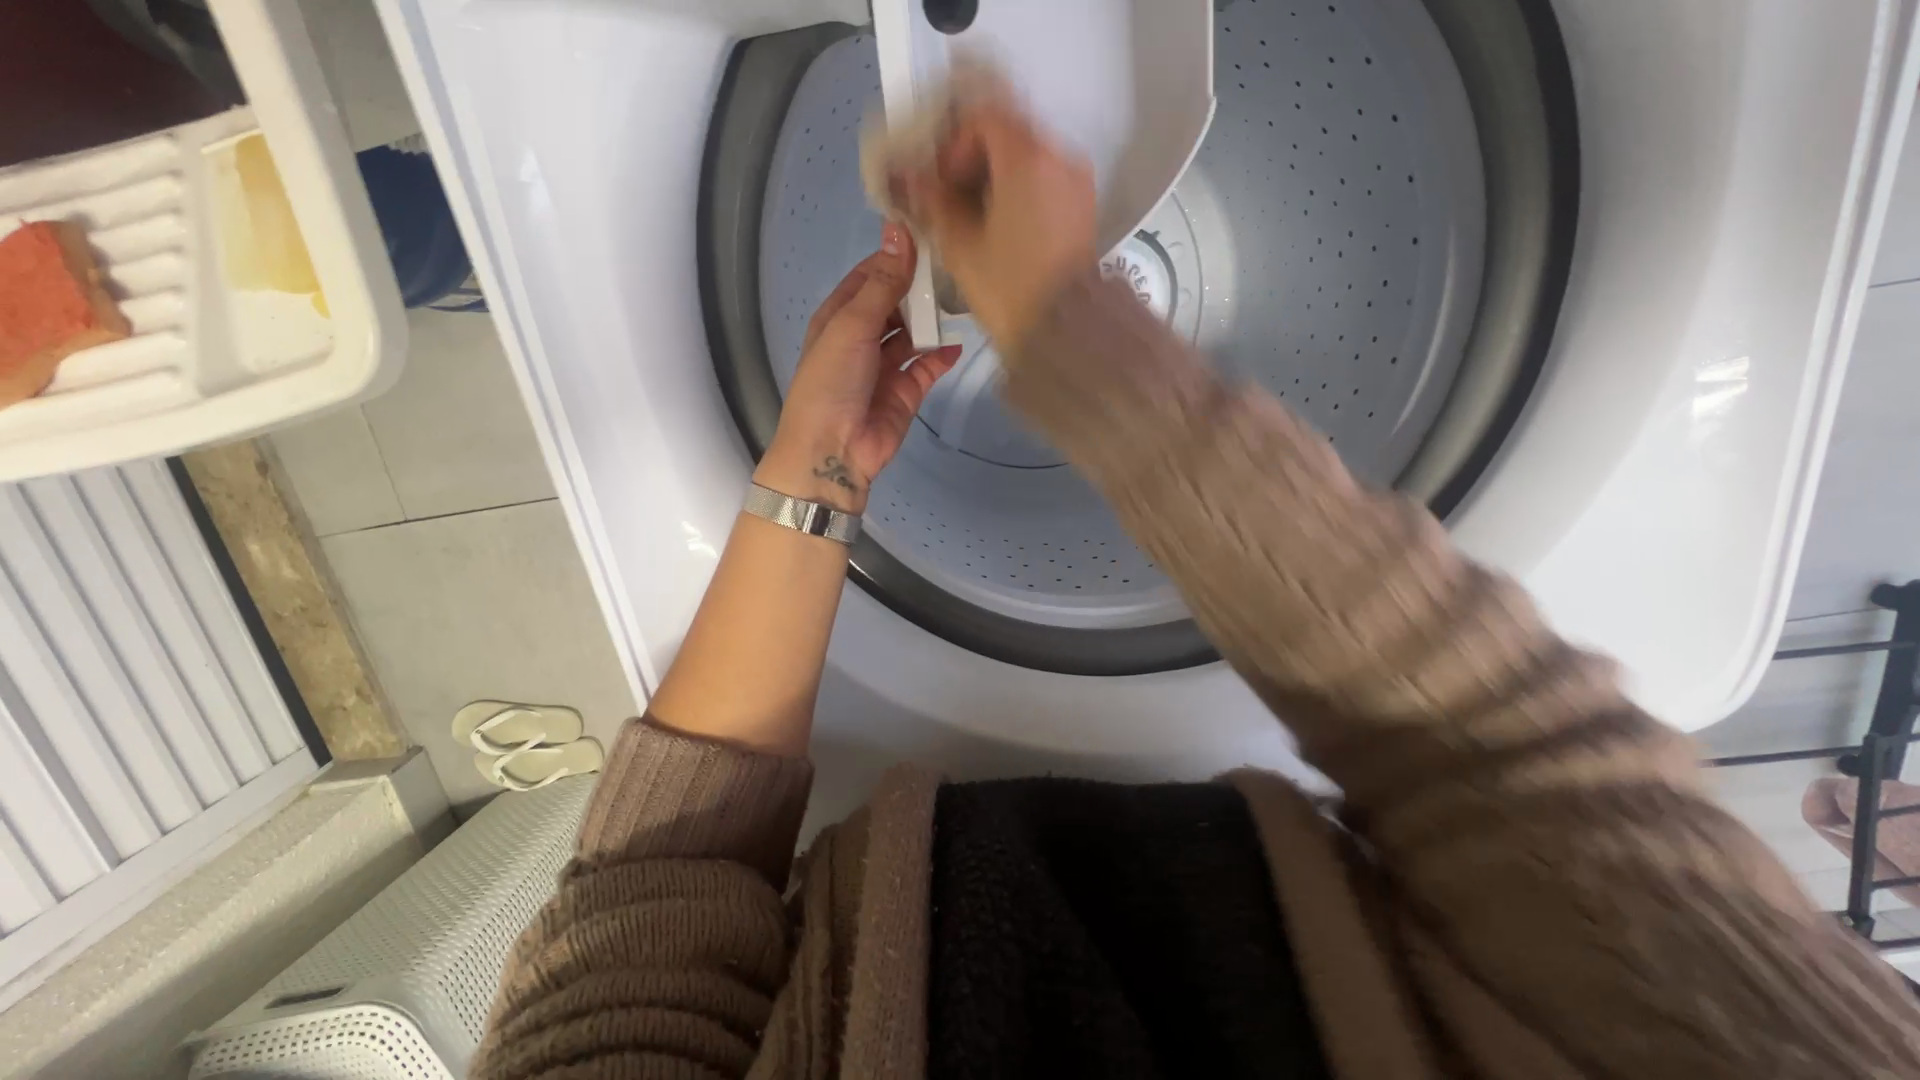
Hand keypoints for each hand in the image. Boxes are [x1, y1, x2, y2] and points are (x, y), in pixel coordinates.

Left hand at [755, 224, 961, 514]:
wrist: (833, 450)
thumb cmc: (832, 381)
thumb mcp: (853, 325)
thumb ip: (882, 283)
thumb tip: (899, 231)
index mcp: (839, 316)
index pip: (870, 275)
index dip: (895, 256)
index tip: (929, 235)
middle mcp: (862, 337)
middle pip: (895, 302)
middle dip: (919, 286)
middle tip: (955, 264)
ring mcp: (885, 365)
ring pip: (913, 332)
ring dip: (932, 318)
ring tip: (962, 297)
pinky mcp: (906, 391)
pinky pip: (928, 365)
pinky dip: (942, 354)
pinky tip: (959, 341)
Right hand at [901, 97, 1097, 351]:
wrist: (1065, 328)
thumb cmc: (1008, 286)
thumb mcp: (959, 243)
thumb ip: (929, 198)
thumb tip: (903, 175)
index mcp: (1027, 156)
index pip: (982, 114)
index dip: (952, 139)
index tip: (941, 176)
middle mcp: (1059, 155)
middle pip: (1006, 129)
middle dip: (972, 153)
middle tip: (950, 189)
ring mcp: (1076, 179)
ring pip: (1026, 152)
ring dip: (995, 170)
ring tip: (973, 210)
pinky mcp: (1082, 203)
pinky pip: (1044, 175)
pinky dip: (1018, 185)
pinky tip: (998, 220)